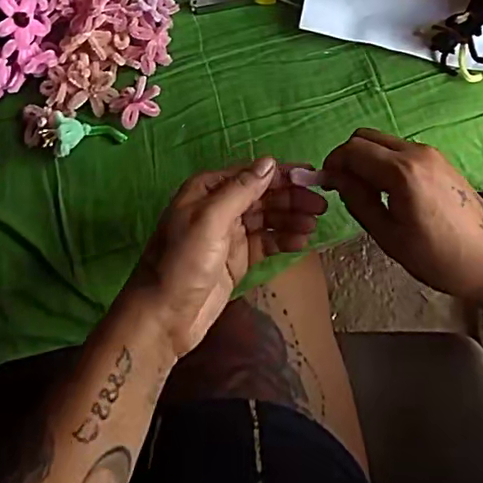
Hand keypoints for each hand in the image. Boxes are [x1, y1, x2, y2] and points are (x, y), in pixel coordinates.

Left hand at [123, 158, 328, 357]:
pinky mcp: (238, 259)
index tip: (311, 177)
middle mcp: (220, 206)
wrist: (162, 320)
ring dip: (292, 217)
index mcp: (208, 189)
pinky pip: (267, 241)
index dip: (283, 175)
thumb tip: (270, 162)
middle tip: (320, 205)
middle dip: (292, 197)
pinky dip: (285, 239)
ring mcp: (230, 234)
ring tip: (314, 223)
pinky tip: (302, 240)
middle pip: (264, 195)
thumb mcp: (210, 220)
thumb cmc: (182, 263)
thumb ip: (241, 190)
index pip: (253, 174)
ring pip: (269, 217)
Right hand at [320, 129, 482, 301]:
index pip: (353, 150)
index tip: (325, 184)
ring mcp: (430, 153)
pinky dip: (384, 161)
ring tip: (366, 193)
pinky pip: (400, 150)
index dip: (333, 163)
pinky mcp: (439, 159)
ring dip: (367, 158)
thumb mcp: (390, 237)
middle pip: (366, 137)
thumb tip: (336, 179)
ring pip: (383, 141)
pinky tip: (388, 191)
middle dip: (347, 157)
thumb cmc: (440, 257)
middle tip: (342, 187)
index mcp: (402, 172)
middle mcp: (416, 152)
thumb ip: (359, 201)